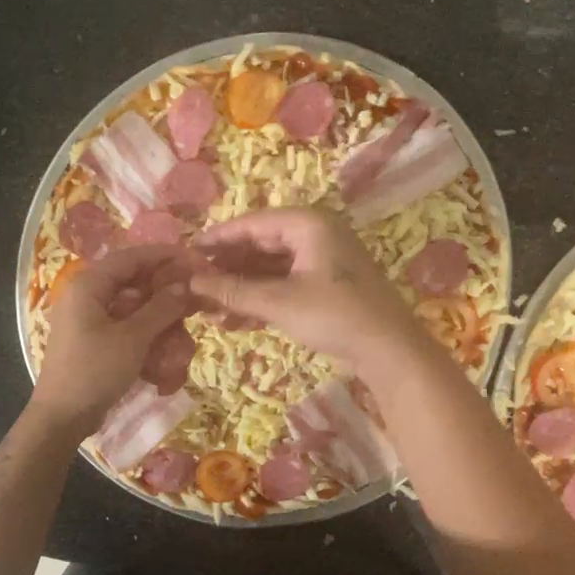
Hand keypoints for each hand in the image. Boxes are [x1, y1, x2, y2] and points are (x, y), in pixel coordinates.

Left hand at [33, 244, 195, 430]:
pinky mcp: (89, 341)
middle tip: (192, 294)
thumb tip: (185, 284)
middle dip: (161, 288)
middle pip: (130, 280)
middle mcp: (84, 296)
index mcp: (88, 285)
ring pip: (128, 305)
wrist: (62, 416)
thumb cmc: (94, 371)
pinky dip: (142, 331)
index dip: (163, 255)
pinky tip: (162, 343)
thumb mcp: (132, 338)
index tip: (193, 259)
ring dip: (155, 313)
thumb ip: (161, 308)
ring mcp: (85, 319)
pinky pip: (120, 326)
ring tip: (181, 322)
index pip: (130, 257)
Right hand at [188, 208, 412, 367]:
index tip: (185, 254)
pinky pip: (281, 286)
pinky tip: (231, 321)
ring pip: (267, 270)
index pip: (251, 224)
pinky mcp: (322, 287)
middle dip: (225, 269)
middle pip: (258, 246)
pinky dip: (257, 300)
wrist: (388, 350)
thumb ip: (232, 291)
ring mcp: (319, 262)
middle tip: (192, 286)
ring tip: (206, 310)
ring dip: (238, 289)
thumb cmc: (335, 315)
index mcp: (307, 224)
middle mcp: (313, 236)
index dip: (217, 240)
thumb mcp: (278, 303)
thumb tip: (191, 283)